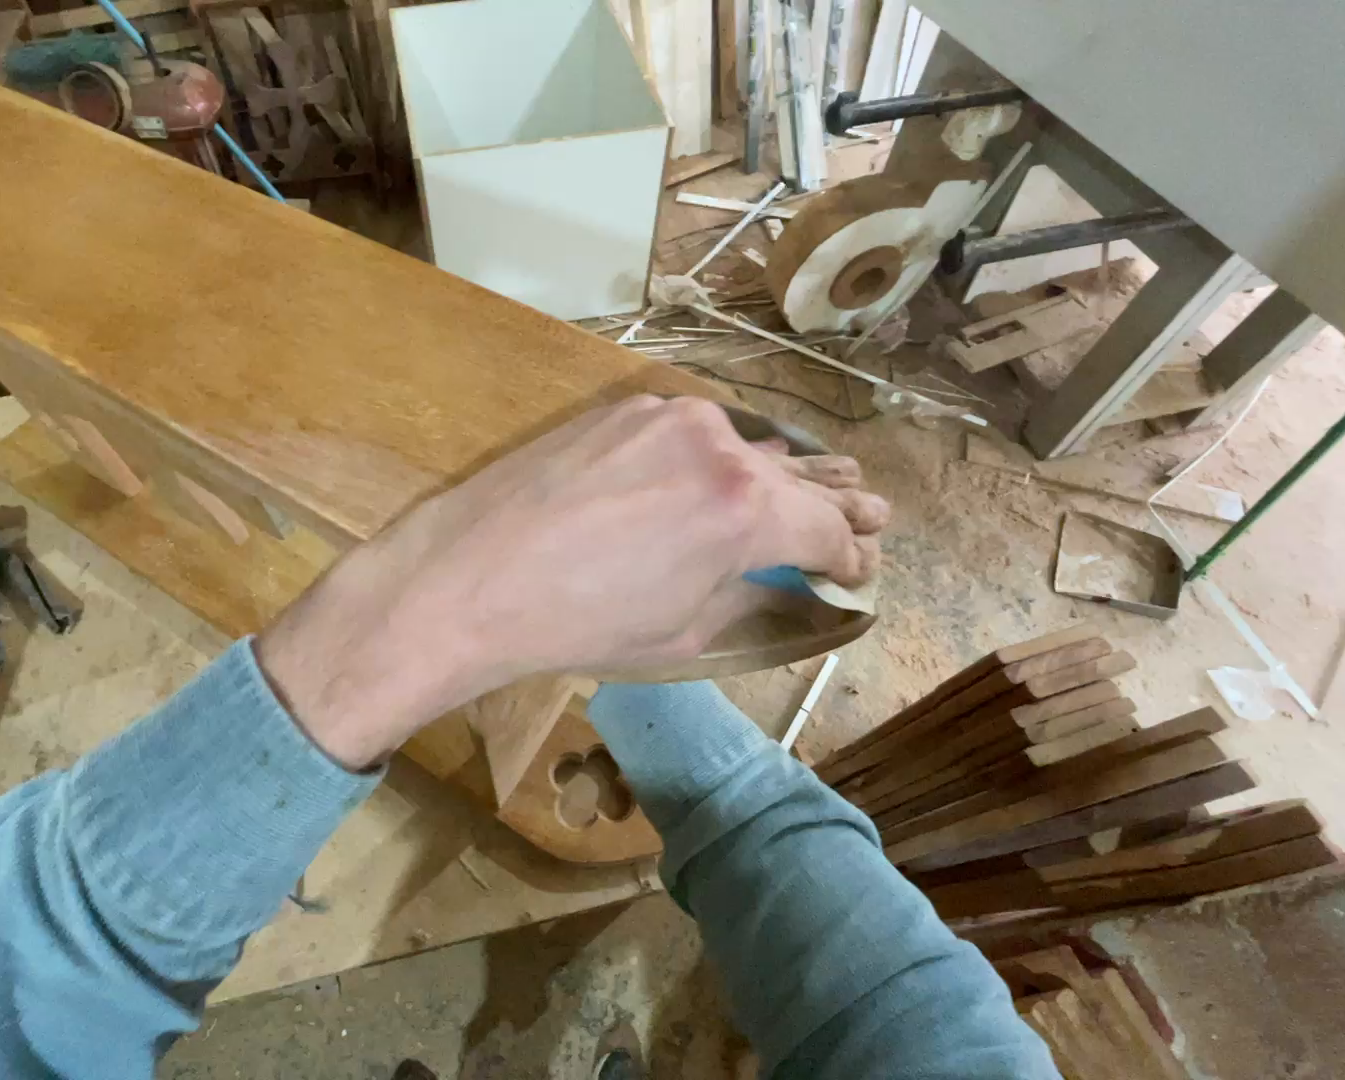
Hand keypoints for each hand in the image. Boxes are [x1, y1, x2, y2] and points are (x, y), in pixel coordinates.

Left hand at [254, 396, 890, 766]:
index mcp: (746, 508)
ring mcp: (666, 416)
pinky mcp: (622, 408)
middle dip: (838, 503)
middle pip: (799, 476)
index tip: (856, 573)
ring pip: (743, 446)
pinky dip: (713, 457)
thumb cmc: (579, 623)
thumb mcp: (683, 630)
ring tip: (803, 489)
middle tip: (873, 515)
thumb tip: (784, 580)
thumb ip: (750, 594)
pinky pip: (689, 433)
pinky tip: (714, 474)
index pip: (829, 529)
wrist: (471, 574)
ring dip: (775, 473)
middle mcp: (718, 444)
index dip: (852, 556)